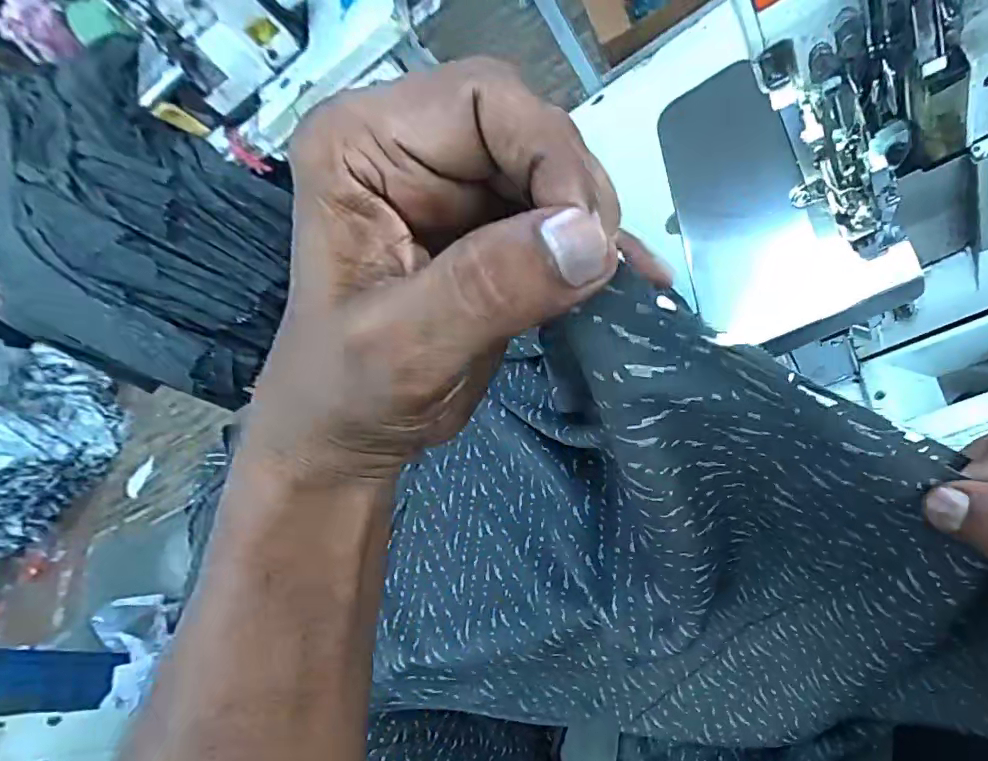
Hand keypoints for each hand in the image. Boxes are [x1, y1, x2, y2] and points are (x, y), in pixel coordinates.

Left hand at [245, 59, 669, 482]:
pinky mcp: (497, 235)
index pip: (487, 104)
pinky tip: (635, 281)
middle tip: (601, 268)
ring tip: (614, 282)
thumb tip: (589, 239)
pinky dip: (604, 250)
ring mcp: (460, 193)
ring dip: (599, 226)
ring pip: (560, 173)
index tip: (589, 242)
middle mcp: (415, 151)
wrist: (355, 430)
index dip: (553, 160)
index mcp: (366, 146)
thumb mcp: (409, 343)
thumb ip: (490, 286)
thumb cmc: (353, 389)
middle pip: (533, 130)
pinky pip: (566, 220)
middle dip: (581, 195)